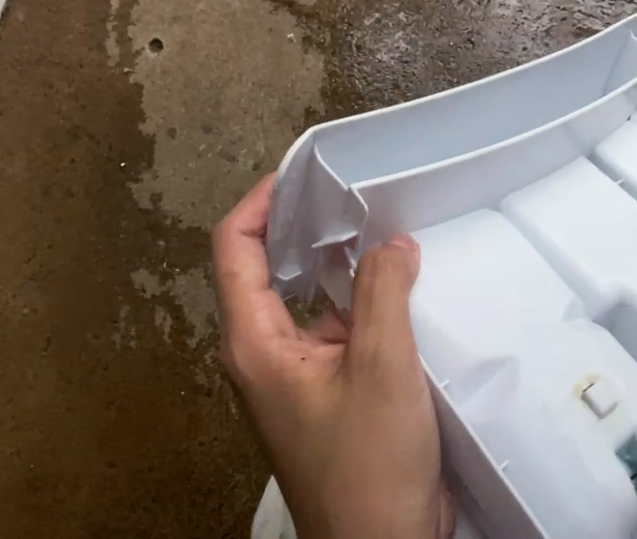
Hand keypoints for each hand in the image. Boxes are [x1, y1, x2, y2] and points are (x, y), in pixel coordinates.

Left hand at [211, 174, 452, 538]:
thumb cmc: (369, 463)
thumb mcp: (381, 365)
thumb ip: (382, 291)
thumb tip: (391, 243)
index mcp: (254, 342)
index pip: (235, 248)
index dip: (260, 201)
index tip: (300, 172)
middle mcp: (265, 352)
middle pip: (269, 266)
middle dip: (305, 224)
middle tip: (350, 190)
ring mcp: (296, 372)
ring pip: (310, 296)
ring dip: (342, 261)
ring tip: (383, 223)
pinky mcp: (329, 388)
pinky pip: (338, 324)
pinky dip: (364, 296)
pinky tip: (402, 279)